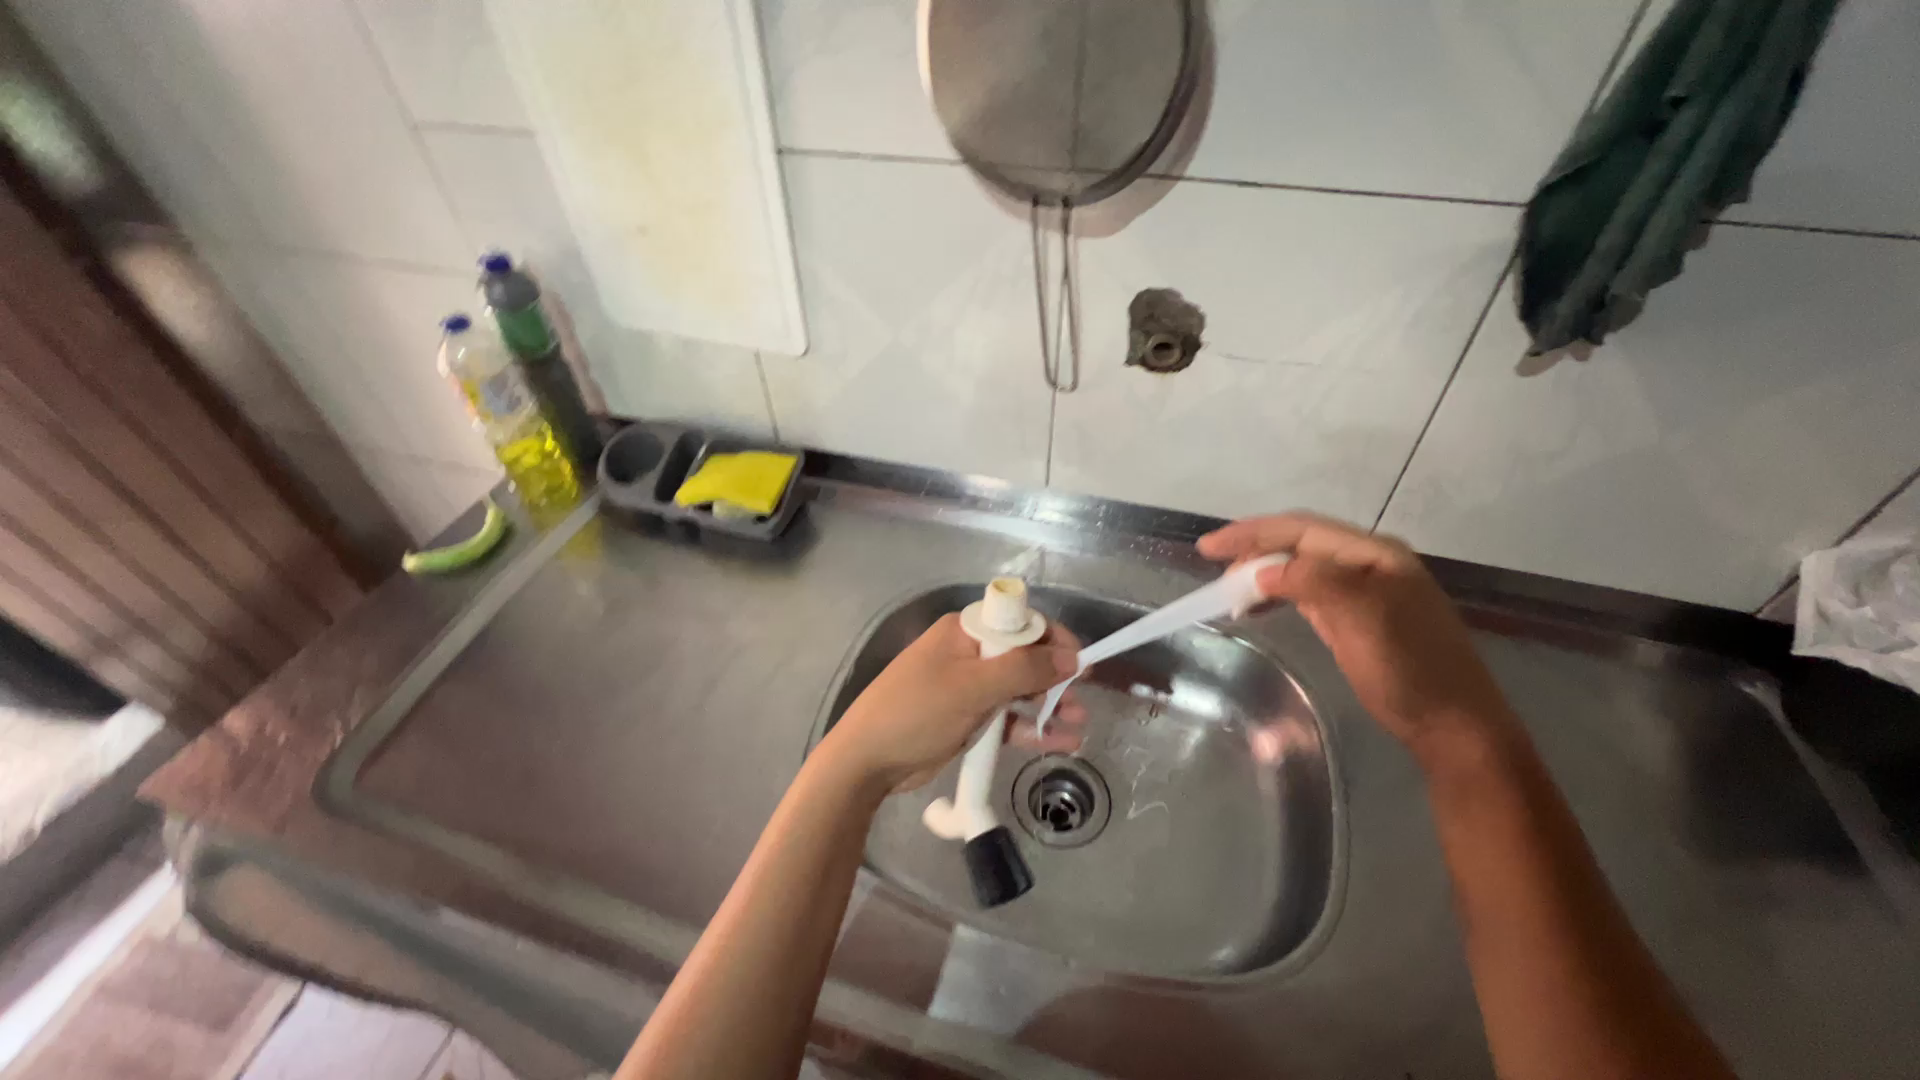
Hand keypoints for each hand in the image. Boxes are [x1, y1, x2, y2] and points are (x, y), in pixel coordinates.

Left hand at [819, 614, 1085, 793]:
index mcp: (965, 632)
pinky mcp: (968, 720)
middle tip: (1081, 701)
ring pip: (1019, 691)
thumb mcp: (972, 687)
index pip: (1020, 624)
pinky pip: (1008, 719)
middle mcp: (969, 654)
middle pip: (1024, 659)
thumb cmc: (917, 711)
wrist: (867, 761)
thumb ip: (1024, 671)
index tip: (1080, 663)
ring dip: (1049, 706)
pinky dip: (1032, 729)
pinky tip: (1061, 742)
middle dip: (1055, 678)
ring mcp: (968, 689)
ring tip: (1079, 724)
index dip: (1053, 640)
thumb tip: (1071, 658)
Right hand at [1198, 512, 1516, 758]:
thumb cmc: (1411, 669)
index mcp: (1374, 554)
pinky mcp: (1354, 618)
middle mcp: (1368, 564)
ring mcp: (1362, 591)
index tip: (1206, 547)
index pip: (1302, 529)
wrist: (1453, 725)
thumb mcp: (1363, 619)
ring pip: (1300, 566)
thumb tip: (1262, 572)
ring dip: (1261, 571)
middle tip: (1210, 565)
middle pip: (1299, 542)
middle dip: (1252, 547)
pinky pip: (1306, 592)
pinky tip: (1258, 605)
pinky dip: (1277, 593)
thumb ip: (1314, 584)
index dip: (1251, 533)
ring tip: (1227, 588)